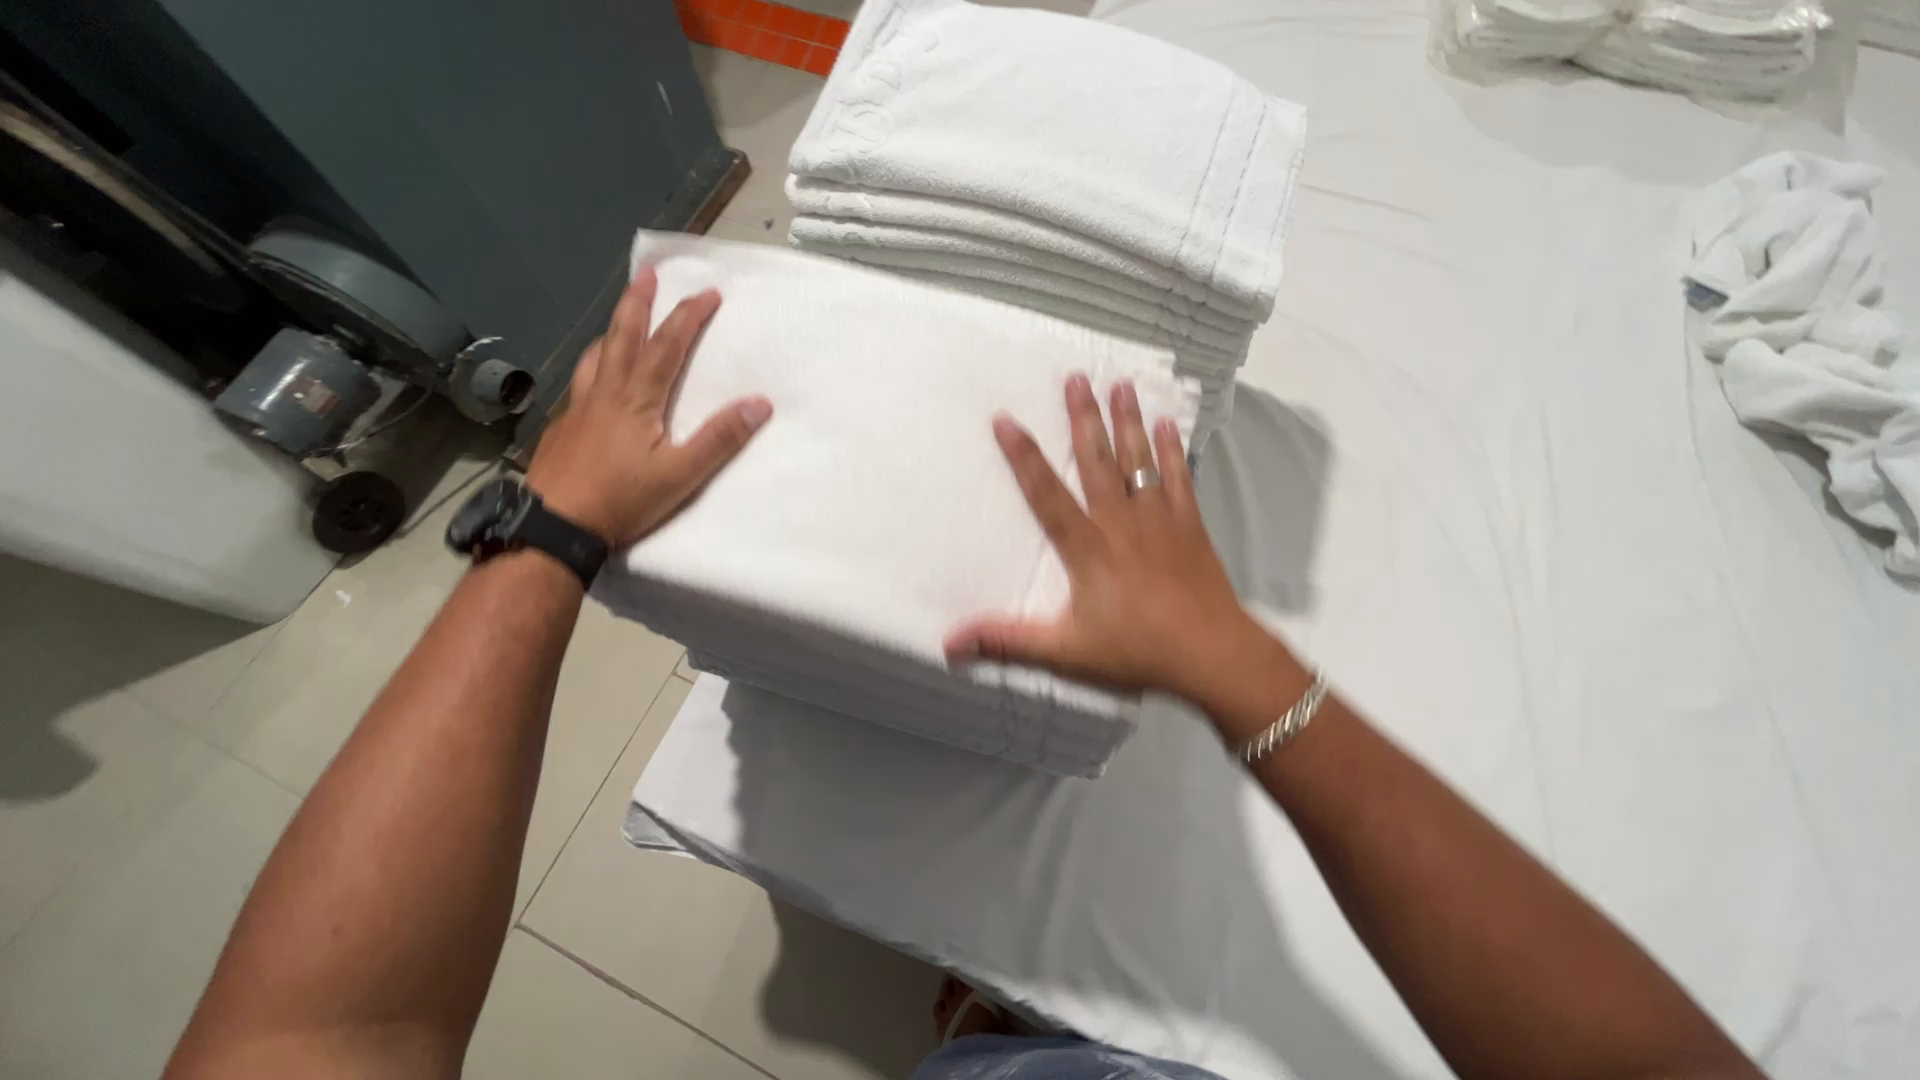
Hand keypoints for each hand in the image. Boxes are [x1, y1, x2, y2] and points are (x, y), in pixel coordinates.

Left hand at [526, 268, 771, 547]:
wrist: (554, 525)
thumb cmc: (621, 500)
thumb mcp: (681, 475)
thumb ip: (720, 439)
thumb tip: (759, 403)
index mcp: (637, 399)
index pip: (667, 346)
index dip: (688, 316)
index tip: (707, 292)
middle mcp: (605, 393)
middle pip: (622, 337)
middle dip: (638, 303)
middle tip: (646, 273)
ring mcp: (578, 409)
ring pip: (595, 356)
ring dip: (612, 331)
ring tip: (621, 320)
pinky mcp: (562, 428)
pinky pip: (579, 383)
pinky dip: (592, 366)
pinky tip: (593, 381)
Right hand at [944, 373, 1270, 702]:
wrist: (1213, 655)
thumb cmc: (1137, 651)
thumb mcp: (1065, 652)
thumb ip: (1007, 643)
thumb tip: (949, 642)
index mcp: (1088, 548)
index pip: (1047, 494)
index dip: (1024, 457)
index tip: (1005, 419)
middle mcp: (1122, 523)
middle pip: (1099, 461)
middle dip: (1084, 419)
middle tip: (1076, 378)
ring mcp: (1161, 521)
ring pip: (1140, 461)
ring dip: (1128, 422)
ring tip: (1121, 385)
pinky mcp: (1191, 527)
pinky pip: (1180, 478)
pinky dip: (1174, 451)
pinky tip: (1169, 425)